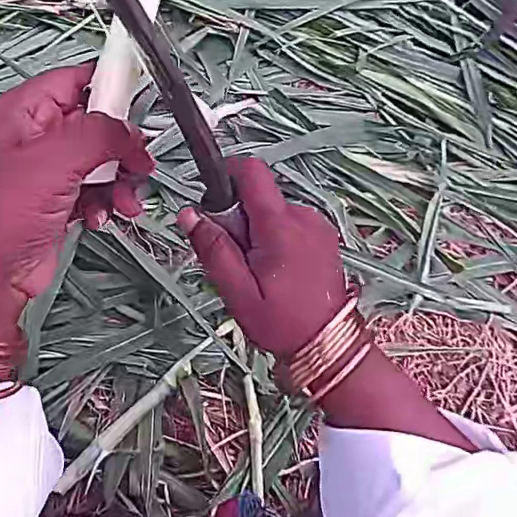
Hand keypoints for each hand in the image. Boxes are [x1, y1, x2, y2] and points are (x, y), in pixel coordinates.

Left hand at [0, 63, 153, 340]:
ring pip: (99, 160)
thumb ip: (99, 134)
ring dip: (119, 179)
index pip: (73, 81)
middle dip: (121, 145)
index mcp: (21, 113)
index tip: (140, 97)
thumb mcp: (54, 161)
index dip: (109, 86)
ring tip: (124, 199)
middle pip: (94, 123)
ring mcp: (45, 172)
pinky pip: (94, 190)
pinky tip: (103, 215)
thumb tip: (129, 129)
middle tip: (137, 160)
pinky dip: (106, 201)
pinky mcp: (56, 201)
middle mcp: (33, 138)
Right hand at [176, 157, 470, 446]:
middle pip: (256, 196)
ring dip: (252, 233)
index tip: (211, 207)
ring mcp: (316, 225)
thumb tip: (188, 214)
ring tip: (255, 273)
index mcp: (280, 226)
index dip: (225, 176)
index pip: (251, 171)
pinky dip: (270, 240)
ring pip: (268, 212)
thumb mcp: (237, 292)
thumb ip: (213, 249)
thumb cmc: (280, 323)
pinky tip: (272, 272)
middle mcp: (302, 216)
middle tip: (235, 261)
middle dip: (235, 220)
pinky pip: (285, 224)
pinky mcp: (321, 236)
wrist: (328, 346)